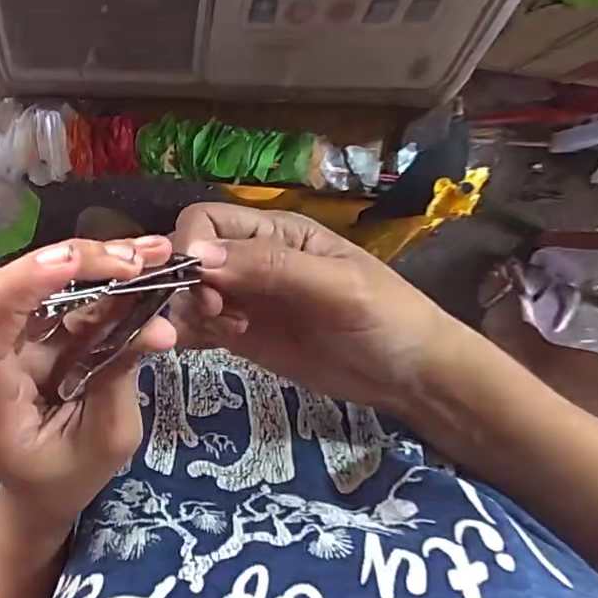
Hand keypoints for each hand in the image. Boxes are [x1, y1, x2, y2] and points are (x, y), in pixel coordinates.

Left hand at [0, 237, 177, 534]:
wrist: (43, 492)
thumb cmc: (66, 480)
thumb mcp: (106, 442)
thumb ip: (119, 380)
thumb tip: (157, 327)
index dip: (20, 290)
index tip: (72, 261)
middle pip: (8, 292)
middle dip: (71, 264)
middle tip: (135, 257)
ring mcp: (12, 343)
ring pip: (40, 286)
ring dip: (94, 264)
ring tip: (152, 253)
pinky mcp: (36, 335)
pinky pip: (65, 299)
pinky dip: (103, 281)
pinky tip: (142, 267)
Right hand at [168, 202, 476, 417]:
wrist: (409, 376)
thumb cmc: (385, 317)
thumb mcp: (336, 286)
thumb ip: (271, 266)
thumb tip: (199, 255)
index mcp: (274, 233)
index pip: (207, 221)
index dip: (191, 246)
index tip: (206, 285)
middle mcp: (250, 260)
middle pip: (189, 258)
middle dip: (191, 286)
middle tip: (224, 315)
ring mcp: (244, 299)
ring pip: (187, 294)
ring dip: (193, 313)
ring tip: (233, 333)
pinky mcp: (240, 335)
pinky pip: (198, 327)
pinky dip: (189, 335)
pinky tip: (209, 347)